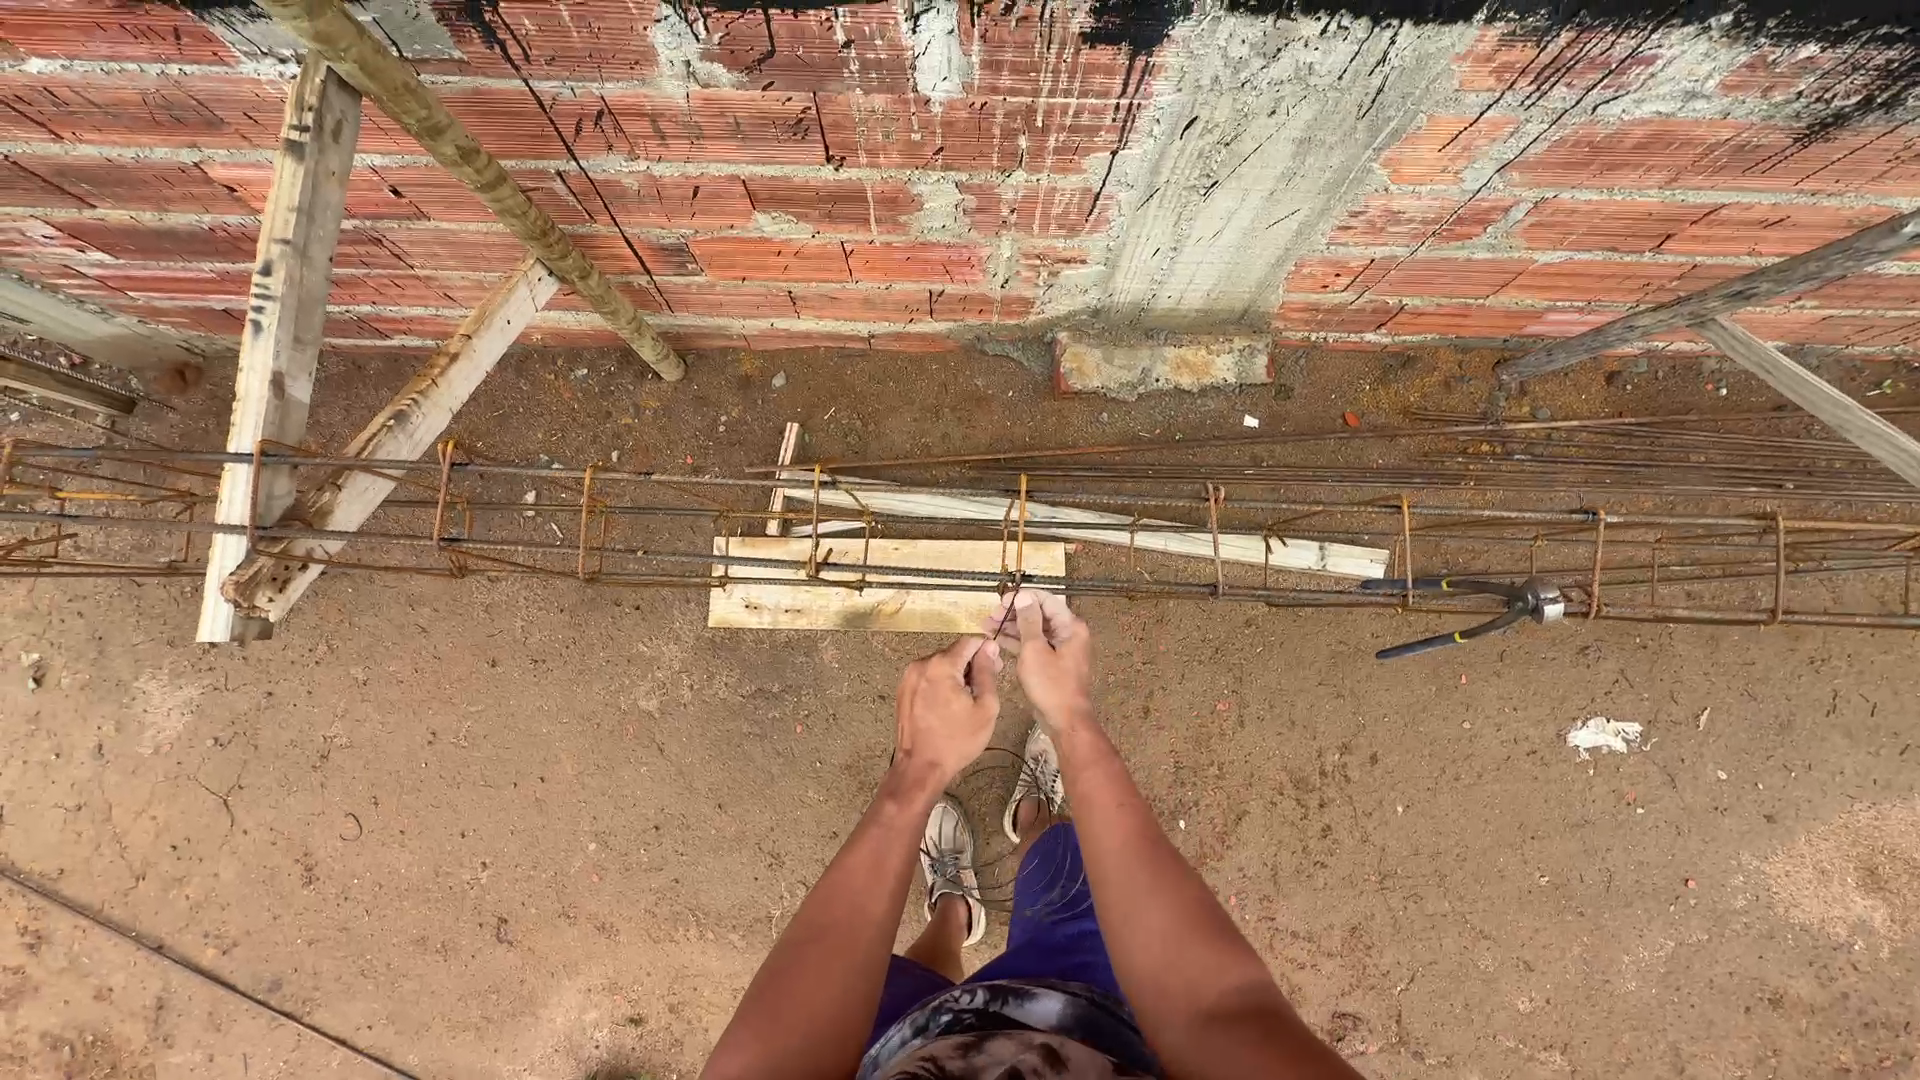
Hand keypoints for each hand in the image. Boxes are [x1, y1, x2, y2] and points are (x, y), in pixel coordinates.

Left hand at [893, 637, 1000, 790]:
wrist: (920, 767)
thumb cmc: (956, 741)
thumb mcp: (985, 708)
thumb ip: (987, 673)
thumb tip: (989, 648)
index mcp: (941, 665)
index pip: (969, 642)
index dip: (986, 650)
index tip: (996, 667)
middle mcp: (921, 664)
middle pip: (953, 652)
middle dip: (971, 664)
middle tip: (984, 688)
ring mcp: (908, 677)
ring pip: (940, 664)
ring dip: (955, 674)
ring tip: (966, 700)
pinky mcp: (903, 689)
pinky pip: (927, 676)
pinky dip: (940, 683)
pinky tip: (948, 705)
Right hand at [983, 591, 1093, 733]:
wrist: (1064, 719)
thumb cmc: (1051, 685)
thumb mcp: (1034, 649)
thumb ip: (1028, 621)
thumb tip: (1023, 596)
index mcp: (1070, 626)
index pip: (1046, 600)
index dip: (1022, 597)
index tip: (1001, 601)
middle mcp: (1068, 634)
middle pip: (1039, 614)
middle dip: (1013, 613)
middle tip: (990, 615)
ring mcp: (1060, 648)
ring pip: (1034, 630)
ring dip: (1011, 627)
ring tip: (987, 626)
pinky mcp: (1051, 662)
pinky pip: (1033, 645)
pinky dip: (1017, 642)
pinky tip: (997, 639)